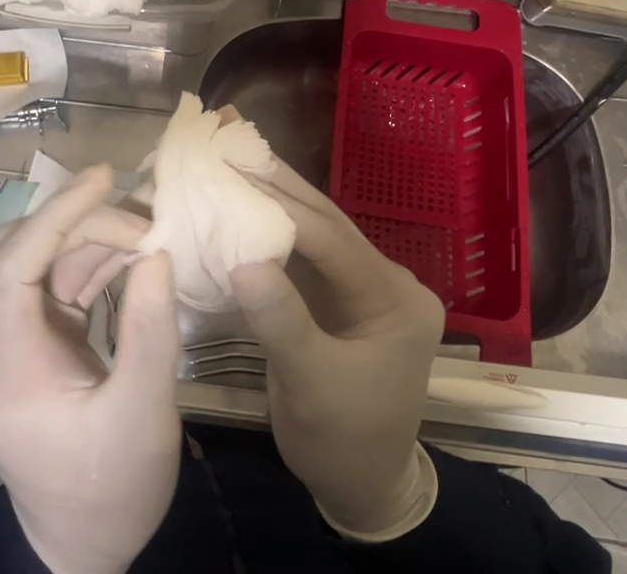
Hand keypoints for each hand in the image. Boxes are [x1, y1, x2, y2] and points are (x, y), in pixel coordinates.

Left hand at [0, 165, 182, 573]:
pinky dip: (93, 267)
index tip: (104, 178)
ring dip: (92, 241)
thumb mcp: (142, 416)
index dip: (57, 214)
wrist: (81, 545)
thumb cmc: (110, 489)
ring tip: (150, 230)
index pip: (12, 263)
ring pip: (40, 263)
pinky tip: (135, 259)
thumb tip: (159, 252)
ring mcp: (9, 344)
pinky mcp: (31, 345)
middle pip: (22, 253)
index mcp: (2, 366)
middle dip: (82, 225)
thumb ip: (153, 332)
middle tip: (147, 222)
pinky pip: (55, 287)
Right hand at [229, 163, 445, 536]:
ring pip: (311, 233)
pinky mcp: (333, 299)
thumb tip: (242, 258)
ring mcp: (358, 288)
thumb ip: (283, 321)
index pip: (334, 239)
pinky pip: (299, 257)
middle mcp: (384, 282)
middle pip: (326, 223)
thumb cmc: (343, 438)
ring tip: (229, 162)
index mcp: (396, 299)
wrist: (358, 484)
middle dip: (278, 184)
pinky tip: (236, 209)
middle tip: (230, 142)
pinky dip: (267, 234)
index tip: (231, 171)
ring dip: (271, 200)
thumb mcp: (313, 385)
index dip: (281, 203)